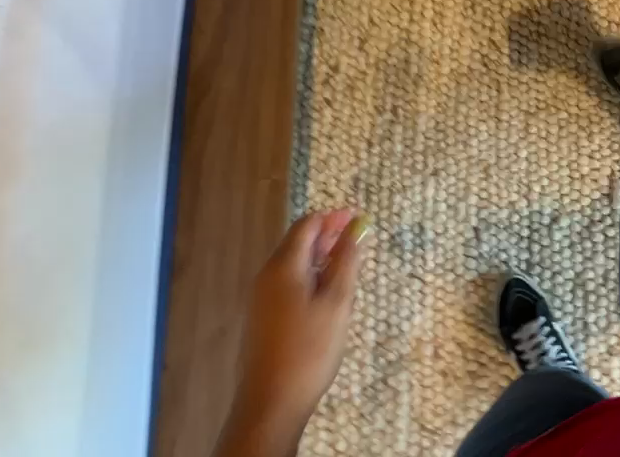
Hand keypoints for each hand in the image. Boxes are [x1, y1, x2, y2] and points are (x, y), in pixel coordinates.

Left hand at [229, 210, 372, 456]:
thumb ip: (347, 259)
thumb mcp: (338, 300)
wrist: (271, 403)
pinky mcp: (262, 317)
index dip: (333, 217)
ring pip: (293, 262)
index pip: (308, 224)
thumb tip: (357, 226)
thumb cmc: (310, 348)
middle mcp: (267, 275)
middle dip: (327, 234)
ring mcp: (261, 297)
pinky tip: (326, 292)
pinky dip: (309, 274)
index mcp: (284, 265)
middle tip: (356, 239)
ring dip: (319, 255)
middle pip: (298, 241)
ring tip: (347, 264)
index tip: (359, 218)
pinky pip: (287, 281)